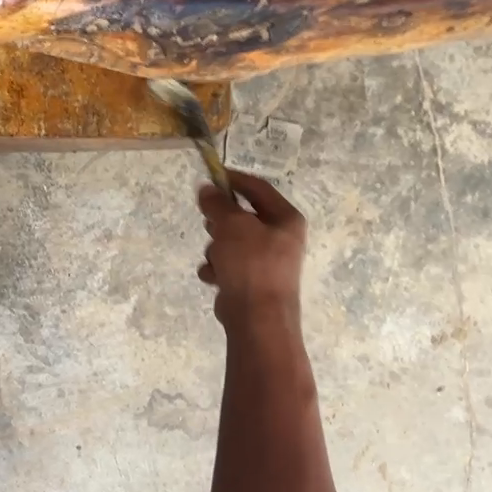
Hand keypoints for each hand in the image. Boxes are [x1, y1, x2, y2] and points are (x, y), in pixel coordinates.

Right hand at [198, 171, 306, 324]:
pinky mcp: (251, 277)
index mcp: (285, 219)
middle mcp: (280, 236)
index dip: (233, 179)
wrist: (257, 316)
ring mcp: (266, 258)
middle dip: (220, 222)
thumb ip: (218, 204)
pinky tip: (217, 278)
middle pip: (240, 215)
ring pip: (228, 240)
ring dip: (215, 248)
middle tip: (209, 225)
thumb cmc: (251, 265)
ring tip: (216, 260)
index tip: (209, 175)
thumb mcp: (232, 226)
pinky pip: (226, 262)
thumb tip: (206, 188)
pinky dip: (217, 268)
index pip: (257, 188)